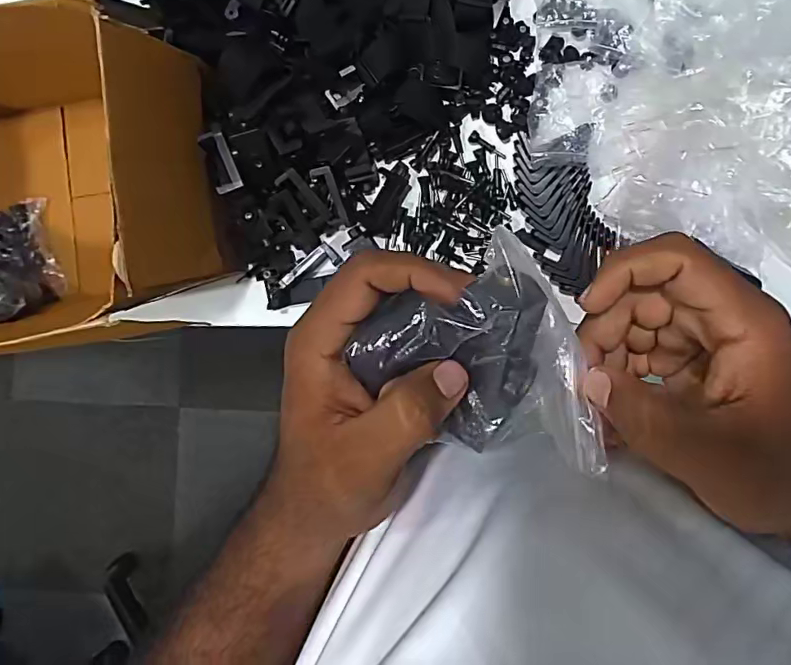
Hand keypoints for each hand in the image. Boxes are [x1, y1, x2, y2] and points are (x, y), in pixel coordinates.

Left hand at [260, 251, 473, 543]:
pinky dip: (440, 330)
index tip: (456, 295)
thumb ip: (408, 414)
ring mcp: (356, 344)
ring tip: (478, 321)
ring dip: (440, 305)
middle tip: (477, 304)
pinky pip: (410, 328)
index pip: (363, 276)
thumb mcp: (365, 458)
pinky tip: (466, 347)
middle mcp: (336, 331)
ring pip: (400, 299)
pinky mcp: (377, 361)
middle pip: (385, 277)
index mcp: (318, 340)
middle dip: (433, 282)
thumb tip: (454, 372)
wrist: (312, 517)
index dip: (412, 272)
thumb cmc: (324, 489)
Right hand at [577, 233, 790, 537]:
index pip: (677, 259)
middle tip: (586, 372)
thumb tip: (588, 380)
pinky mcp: (702, 363)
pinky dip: (626, 372)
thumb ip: (644, 419)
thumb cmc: (789, 474)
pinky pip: (651, 349)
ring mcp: (712, 339)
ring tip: (594, 396)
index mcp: (741, 319)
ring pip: (644, 318)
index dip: (625, 270)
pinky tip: (610, 407)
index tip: (590, 307)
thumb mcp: (713, 456)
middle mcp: (724, 316)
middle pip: (651, 290)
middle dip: (609, 323)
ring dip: (612, 350)